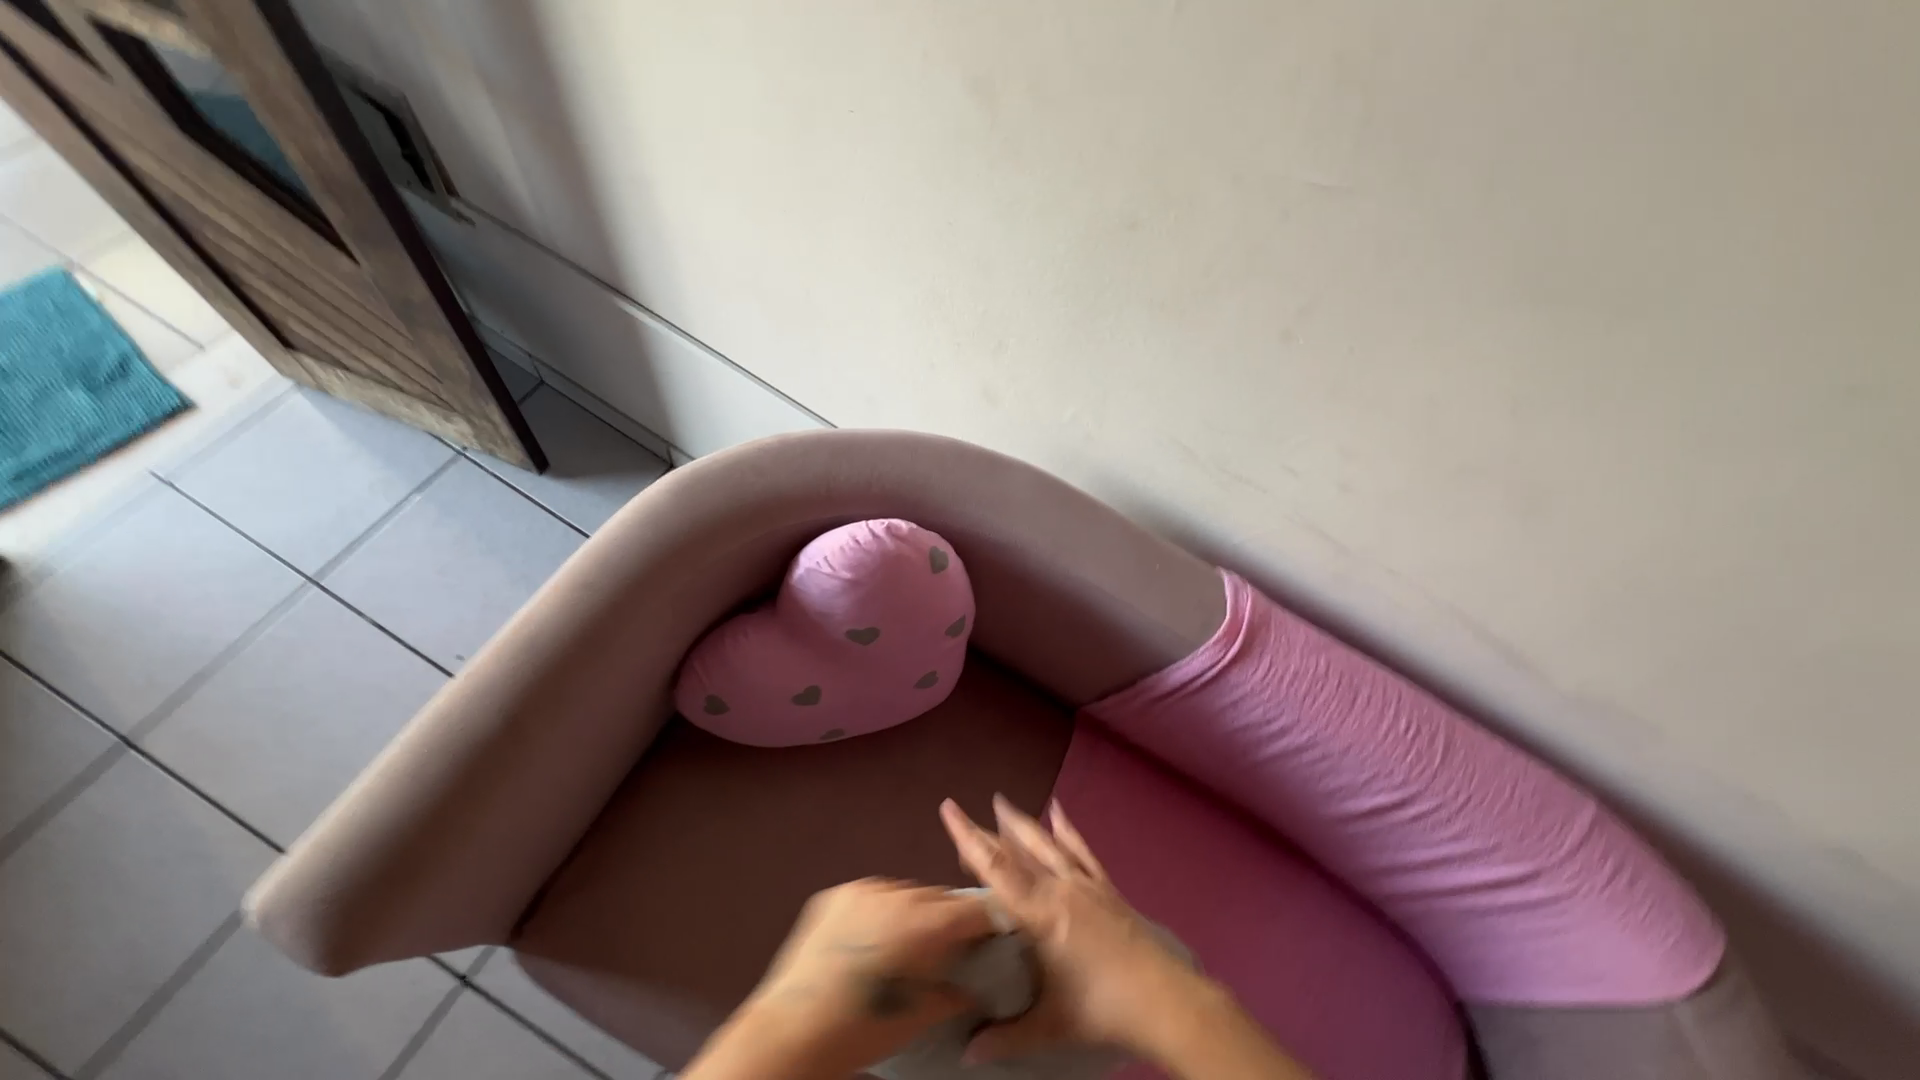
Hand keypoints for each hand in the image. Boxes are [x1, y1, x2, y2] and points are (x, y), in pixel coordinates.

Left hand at [685, 879, 994, 1079]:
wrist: (794, 1028)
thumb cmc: (864, 1028)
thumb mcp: (922, 1015)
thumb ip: (957, 992)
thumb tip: (975, 985)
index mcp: (929, 922)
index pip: (977, 908)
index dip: (989, 922)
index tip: (992, 938)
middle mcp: (901, 894)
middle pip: (941, 898)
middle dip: (949, 919)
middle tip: (949, 948)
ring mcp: (865, 890)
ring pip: (906, 893)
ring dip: (914, 913)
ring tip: (907, 945)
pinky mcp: (837, 894)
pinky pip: (873, 896)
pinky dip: (880, 912)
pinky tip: (873, 940)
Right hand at [939, 795, 1207, 1063]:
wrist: (1167, 1001)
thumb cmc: (1104, 1009)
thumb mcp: (1051, 1026)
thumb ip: (1007, 1037)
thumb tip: (968, 1053)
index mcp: (1040, 915)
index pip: (995, 868)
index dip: (968, 838)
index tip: (949, 809)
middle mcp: (1060, 890)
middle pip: (1017, 852)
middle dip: (987, 832)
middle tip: (963, 814)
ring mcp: (1086, 886)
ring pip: (1047, 845)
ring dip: (1022, 824)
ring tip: (1002, 803)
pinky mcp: (1108, 890)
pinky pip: (1082, 852)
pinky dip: (1068, 831)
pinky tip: (1059, 813)